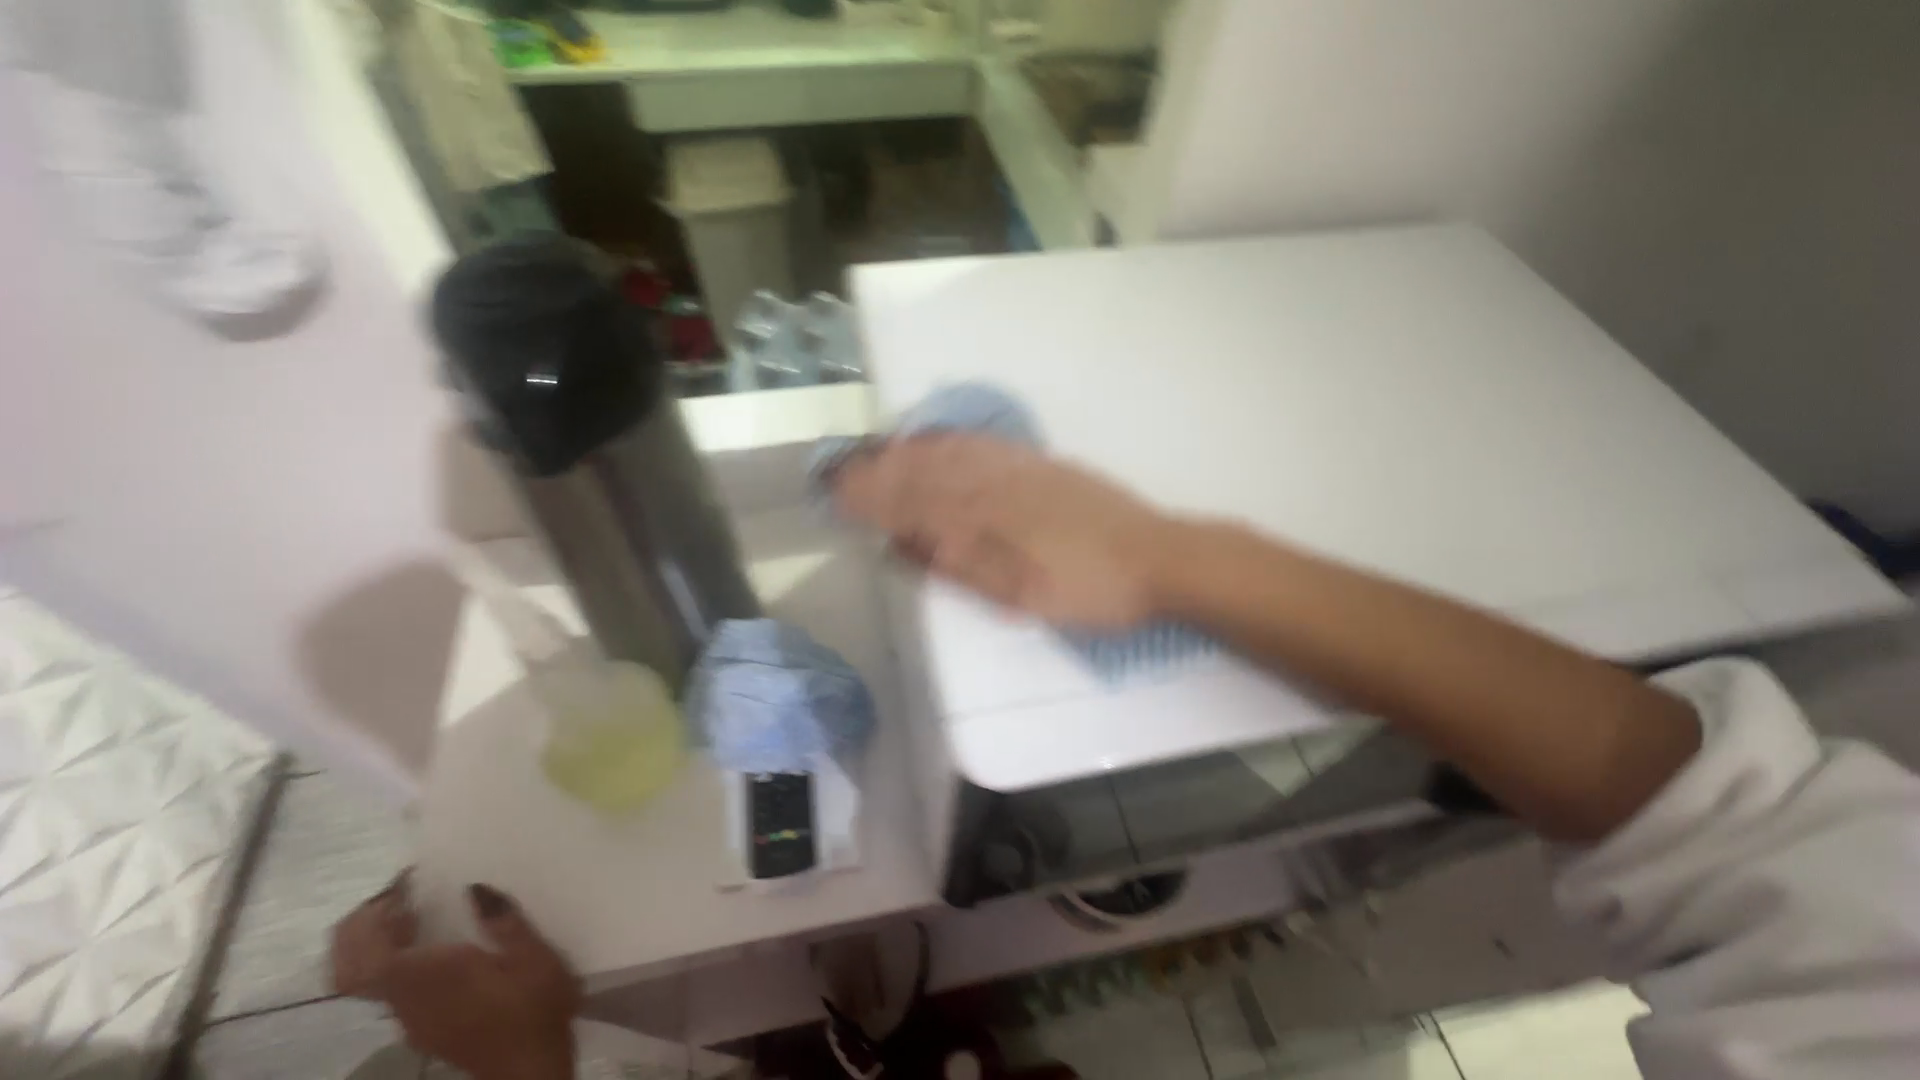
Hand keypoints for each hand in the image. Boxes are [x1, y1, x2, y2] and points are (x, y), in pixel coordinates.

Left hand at [330, 878, 579, 1079]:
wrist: (528, 1068)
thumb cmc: (534, 1007)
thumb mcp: (534, 956)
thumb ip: (503, 920)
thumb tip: (474, 889)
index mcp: (428, 977)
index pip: (367, 950)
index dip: (374, 915)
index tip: (406, 884)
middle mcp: (406, 997)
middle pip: (348, 968)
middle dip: (358, 928)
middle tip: (397, 896)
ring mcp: (409, 1015)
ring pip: (364, 979)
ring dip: (373, 943)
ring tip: (412, 913)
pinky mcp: (420, 1024)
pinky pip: (388, 987)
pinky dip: (392, 959)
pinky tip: (431, 946)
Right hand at [833, 434, 1180, 628]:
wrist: (1158, 559)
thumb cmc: (1085, 589)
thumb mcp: (1018, 594)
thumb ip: (957, 566)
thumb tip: (900, 544)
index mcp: (983, 520)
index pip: (911, 503)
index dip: (871, 498)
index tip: (834, 494)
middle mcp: (994, 485)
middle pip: (925, 472)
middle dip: (879, 471)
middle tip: (841, 470)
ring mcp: (1020, 470)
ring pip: (951, 454)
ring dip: (908, 452)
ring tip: (876, 451)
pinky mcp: (1043, 466)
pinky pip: (985, 444)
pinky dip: (952, 440)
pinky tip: (941, 439)